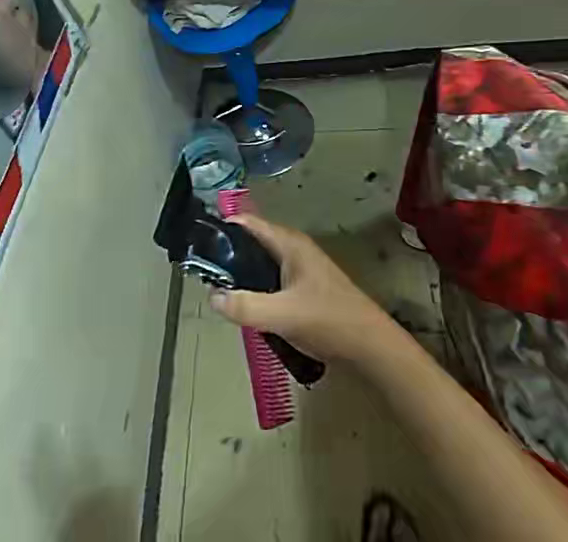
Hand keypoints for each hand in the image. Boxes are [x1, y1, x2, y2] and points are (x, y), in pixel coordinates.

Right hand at [208, 214, 400, 365]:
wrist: (370, 345)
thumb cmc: (328, 321)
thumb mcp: (281, 315)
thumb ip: (245, 306)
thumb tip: (212, 296)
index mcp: (290, 244)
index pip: (249, 223)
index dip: (223, 227)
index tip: (197, 241)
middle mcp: (295, 249)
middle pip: (253, 242)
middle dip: (229, 254)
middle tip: (202, 272)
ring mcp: (302, 268)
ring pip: (262, 263)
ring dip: (243, 274)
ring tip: (218, 291)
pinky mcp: (305, 288)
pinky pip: (272, 280)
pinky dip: (257, 287)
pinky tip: (246, 307)